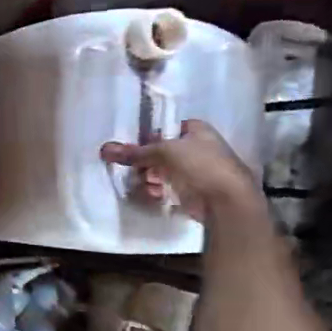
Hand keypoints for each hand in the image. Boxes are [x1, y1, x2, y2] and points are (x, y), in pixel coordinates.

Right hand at [100, 120, 264, 223]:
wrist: (227, 201)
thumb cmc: (200, 165)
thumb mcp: (164, 152)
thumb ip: (134, 152)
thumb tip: (104, 149)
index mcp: (196, 130)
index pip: (164, 129)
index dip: (146, 138)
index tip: (131, 150)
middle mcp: (196, 148)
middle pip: (159, 153)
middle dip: (145, 164)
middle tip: (136, 172)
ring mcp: (195, 171)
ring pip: (161, 172)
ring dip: (149, 180)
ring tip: (148, 187)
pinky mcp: (192, 192)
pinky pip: (167, 188)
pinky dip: (158, 192)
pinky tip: (155, 196)